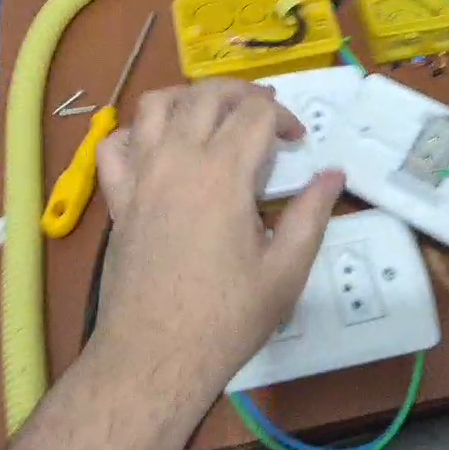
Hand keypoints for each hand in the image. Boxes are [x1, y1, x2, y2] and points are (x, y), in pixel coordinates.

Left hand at [91, 79, 341, 397]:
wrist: (154, 355)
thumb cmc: (225, 317)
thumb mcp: (285, 271)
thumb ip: (311, 215)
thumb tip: (333, 174)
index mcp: (222, 172)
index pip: (255, 113)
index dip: (283, 116)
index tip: (298, 142)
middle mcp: (177, 158)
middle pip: (207, 94)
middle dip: (242, 93)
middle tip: (266, 114)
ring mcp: (140, 174)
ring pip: (157, 104)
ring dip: (189, 97)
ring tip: (213, 114)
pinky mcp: (118, 197)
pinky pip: (115, 144)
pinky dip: (136, 132)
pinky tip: (158, 147)